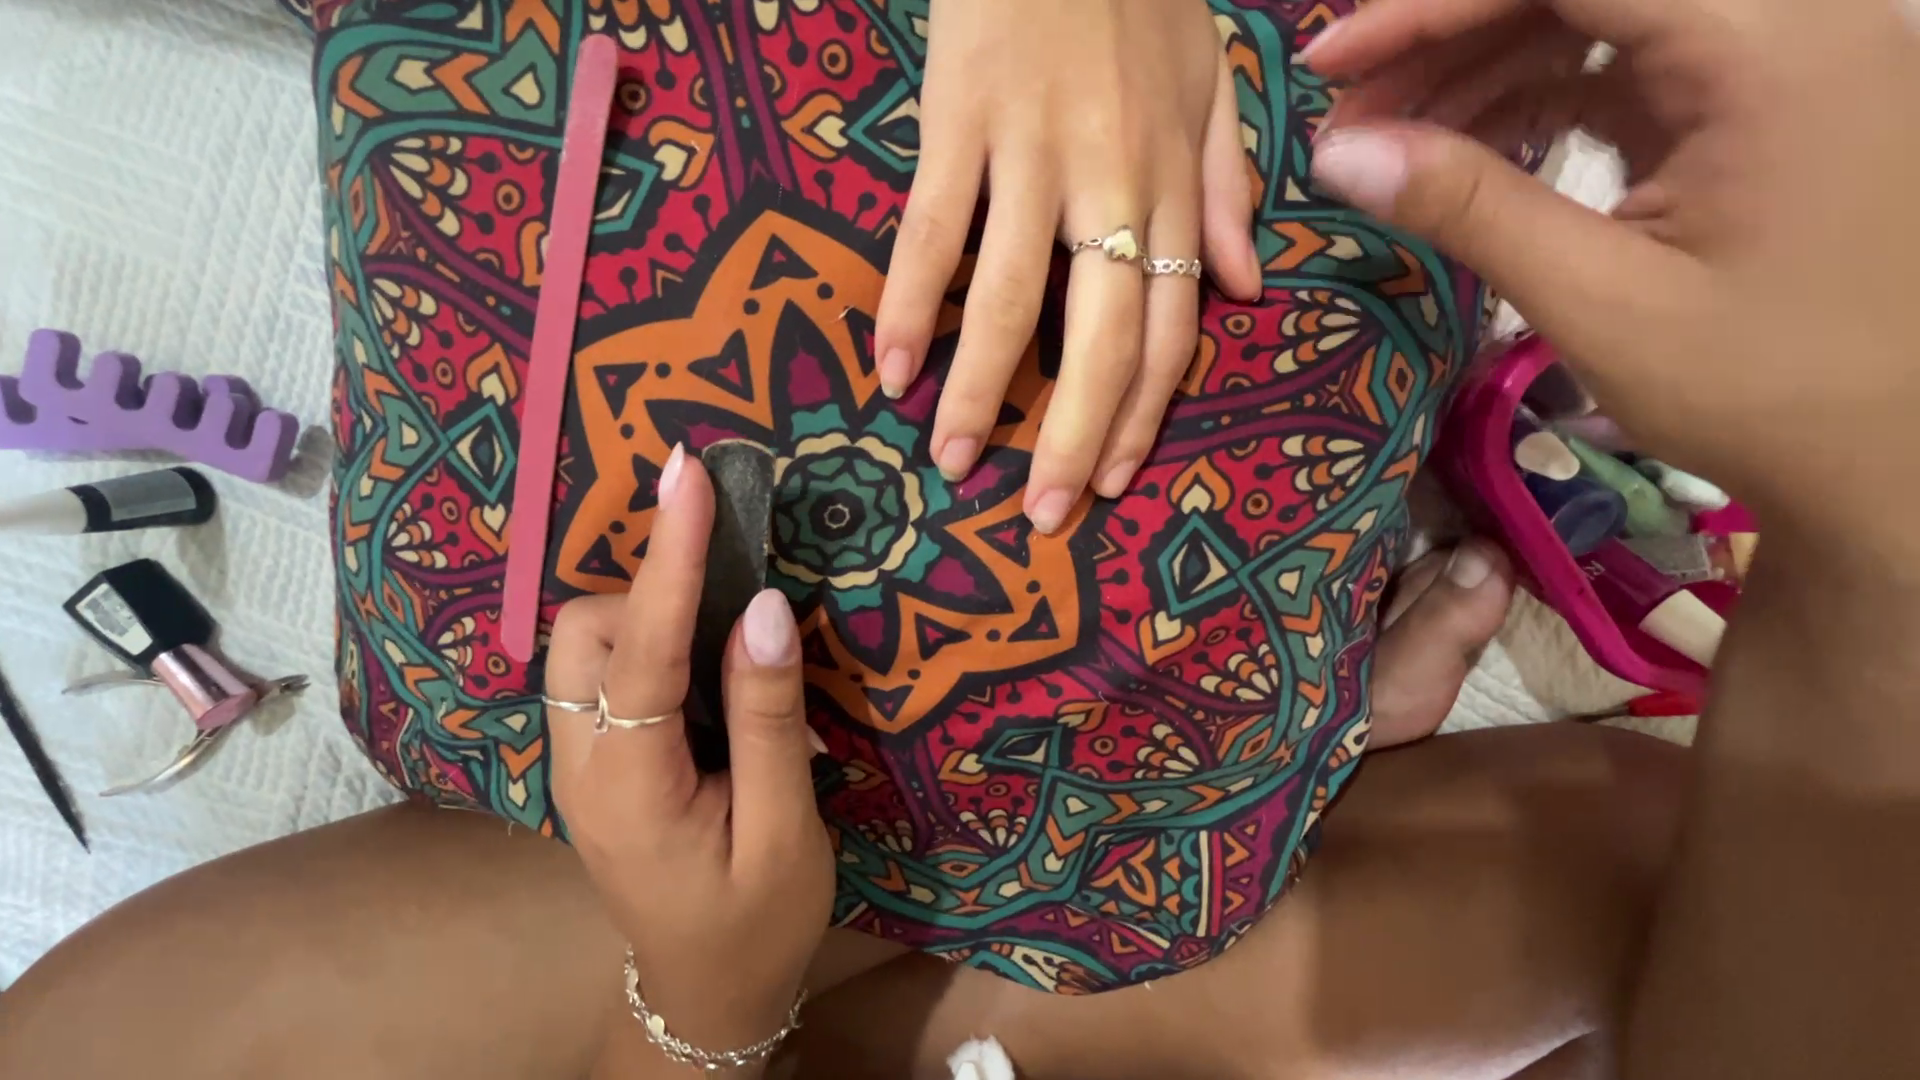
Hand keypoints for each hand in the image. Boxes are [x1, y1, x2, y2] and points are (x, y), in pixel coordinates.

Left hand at [546, 445, 833, 1050]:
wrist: (708, 994)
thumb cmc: (758, 920)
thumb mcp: (782, 826)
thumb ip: (767, 716)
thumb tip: (763, 608)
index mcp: (627, 784)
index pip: (645, 648)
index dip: (672, 557)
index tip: (690, 476)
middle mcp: (581, 761)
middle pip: (586, 633)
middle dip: (653, 595)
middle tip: (733, 614)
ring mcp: (580, 762)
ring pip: (588, 647)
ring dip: (655, 618)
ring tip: (728, 650)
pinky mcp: (599, 761)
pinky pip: (609, 673)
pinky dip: (657, 645)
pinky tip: (709, 673)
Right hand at [875, 0, 1263, 534]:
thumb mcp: (1214, 81)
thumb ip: (1228, 187)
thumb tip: (1248, 287)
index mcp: (1171, 183)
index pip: (1169, 328)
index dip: (1142, 416)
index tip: (1113, 483)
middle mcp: (1110, 183)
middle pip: (1098, 338)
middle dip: (1072, 439)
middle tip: (1041, 515)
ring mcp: (1030, 153)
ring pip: (1006, 299)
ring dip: (980, 393)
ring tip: (954, 462)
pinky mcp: (958, 121)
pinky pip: (930, 232)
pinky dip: (904, 304)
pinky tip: (888, 370)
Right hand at [1304, 0, 1919, 566]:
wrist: (1893, 445)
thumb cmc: (1762, 382)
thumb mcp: (1595, 299)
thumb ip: (1468, 210)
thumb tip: (1337, 156)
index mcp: (1770, 45)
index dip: (1433, 7)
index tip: (1330, 65)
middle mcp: (1784, 19)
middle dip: (1444, 38)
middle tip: (1344, 116)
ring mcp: (1763, 61)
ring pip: (1588, 21)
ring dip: (1473, 72)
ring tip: (1383, 144)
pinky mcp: (1738, 106)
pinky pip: (1610, 70)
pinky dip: (1520, 104)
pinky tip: (1458, 156)